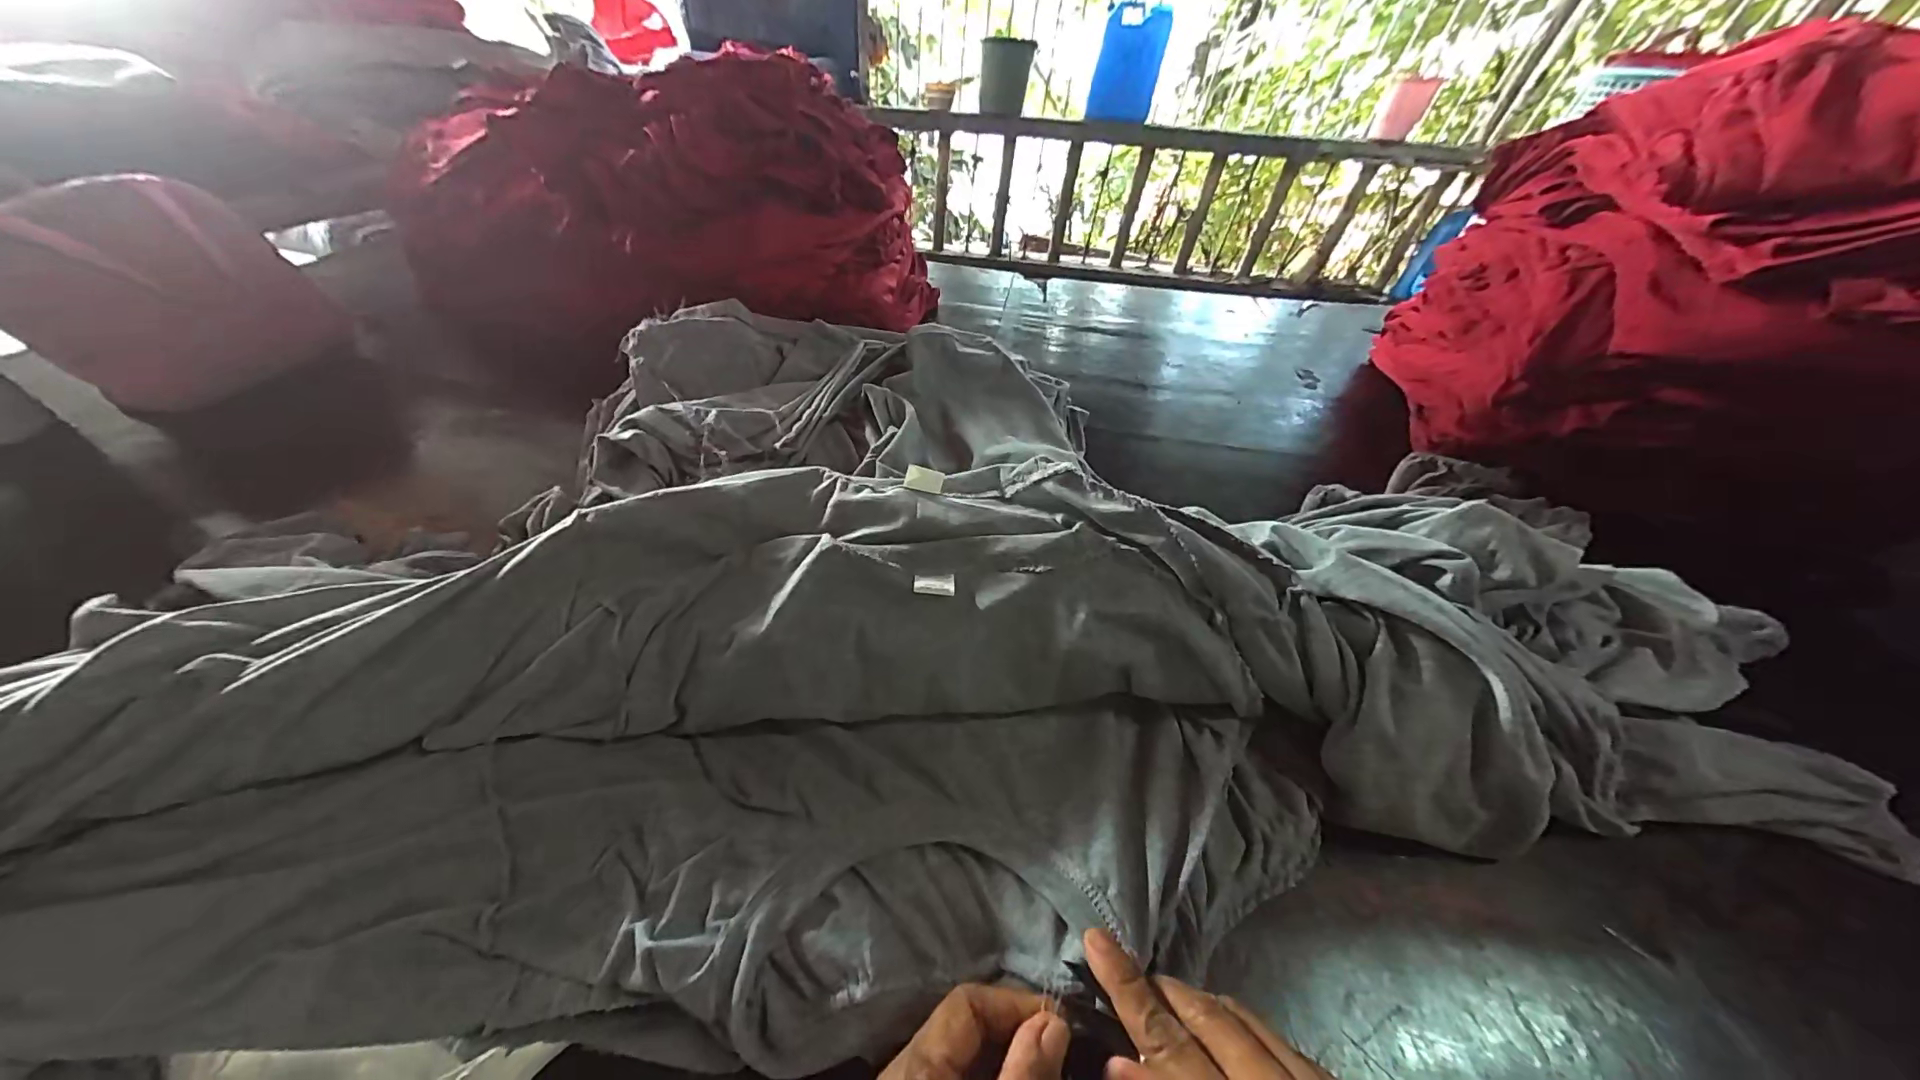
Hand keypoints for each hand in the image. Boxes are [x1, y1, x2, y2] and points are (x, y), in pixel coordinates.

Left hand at [879, 983, 1070, 1079]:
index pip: (969, 1000)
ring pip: (968, 1054)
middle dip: (1019, 1030)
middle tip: (1061, 1051)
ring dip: (1011, 1055)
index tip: (1061, 1026)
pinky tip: (1019, 1079)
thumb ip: (1021, 1075)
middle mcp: (906, 1065)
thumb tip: (1054, 1021)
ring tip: (1048, 1067)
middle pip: (970, 1026)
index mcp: (917, 1061)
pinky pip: (960, 1072)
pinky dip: (995, 1073)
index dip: (1017, 1003)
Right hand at [1084, 929, 1332, 1079]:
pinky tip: (1222, 1021)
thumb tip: (1118, 1064)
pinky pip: (1274, 1034)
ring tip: (1164, 991)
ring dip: (1194, 999)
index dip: (1127, 988)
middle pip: (1202, 1019)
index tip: (1096, 939)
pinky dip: (1237, 1018)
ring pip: (1238, 1017)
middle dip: (1157, 986)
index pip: (1166, 1042)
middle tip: (1121, 963)